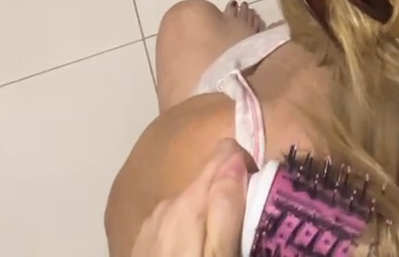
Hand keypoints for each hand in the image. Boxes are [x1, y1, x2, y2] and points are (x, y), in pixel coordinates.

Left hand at [131, 138, 253, 256]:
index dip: (248, 171)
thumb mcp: (218, 255)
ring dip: (208, 214)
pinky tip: (192, 253)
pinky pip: (174, 222)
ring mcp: (150, 223)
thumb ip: (226, 208)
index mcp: (186, 200)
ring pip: (192, 202)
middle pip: (208, 180)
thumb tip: (235, 155)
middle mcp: (166, 203)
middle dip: (228, 196)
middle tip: (241, 233)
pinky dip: (189, 230)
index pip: (225, 152)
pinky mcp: (142, 243)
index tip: (257, 202)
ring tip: (217, 244)